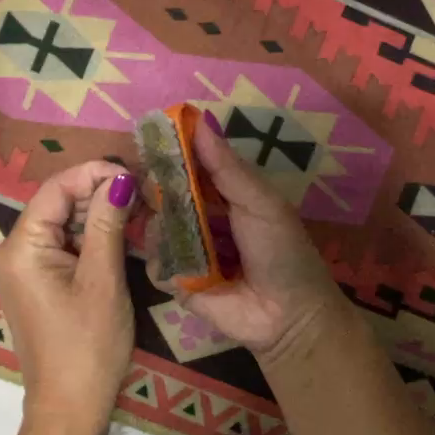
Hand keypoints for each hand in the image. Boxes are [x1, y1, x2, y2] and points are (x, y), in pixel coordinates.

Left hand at [0, 162, 139, 434]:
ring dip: (99, 213)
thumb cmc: (88, 345)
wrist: (70, 408)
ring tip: (141, 207)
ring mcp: (26, 269)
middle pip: (57, 203)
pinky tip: (123, 233)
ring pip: (63, 224)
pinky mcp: (40, 284)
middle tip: (145, 190)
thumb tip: (121, 178)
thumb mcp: (103, 279)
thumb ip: (108, 223)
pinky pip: (64, 246)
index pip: (55, 188)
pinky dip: (92, 237)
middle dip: (99, 192)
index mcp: (22, 246)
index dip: (94, 173)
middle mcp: (15, 251)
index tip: (135, 172)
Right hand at [164, 117, 354, 367]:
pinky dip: (160, 258)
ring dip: (153, 221)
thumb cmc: (282, 251)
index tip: (149, 136)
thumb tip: (198, 119)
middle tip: (144, 182)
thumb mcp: (260, 202)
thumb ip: (226, 167)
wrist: (290, 315)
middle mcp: (197, 218)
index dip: (169, 152)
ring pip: (152, 227)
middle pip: (161, 195)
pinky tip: (178, 260)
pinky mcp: (175, 282)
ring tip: (164, 224)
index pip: (187, 166)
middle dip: (151, 186)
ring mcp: (183, 250)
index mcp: (221, 195)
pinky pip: (154, 263)